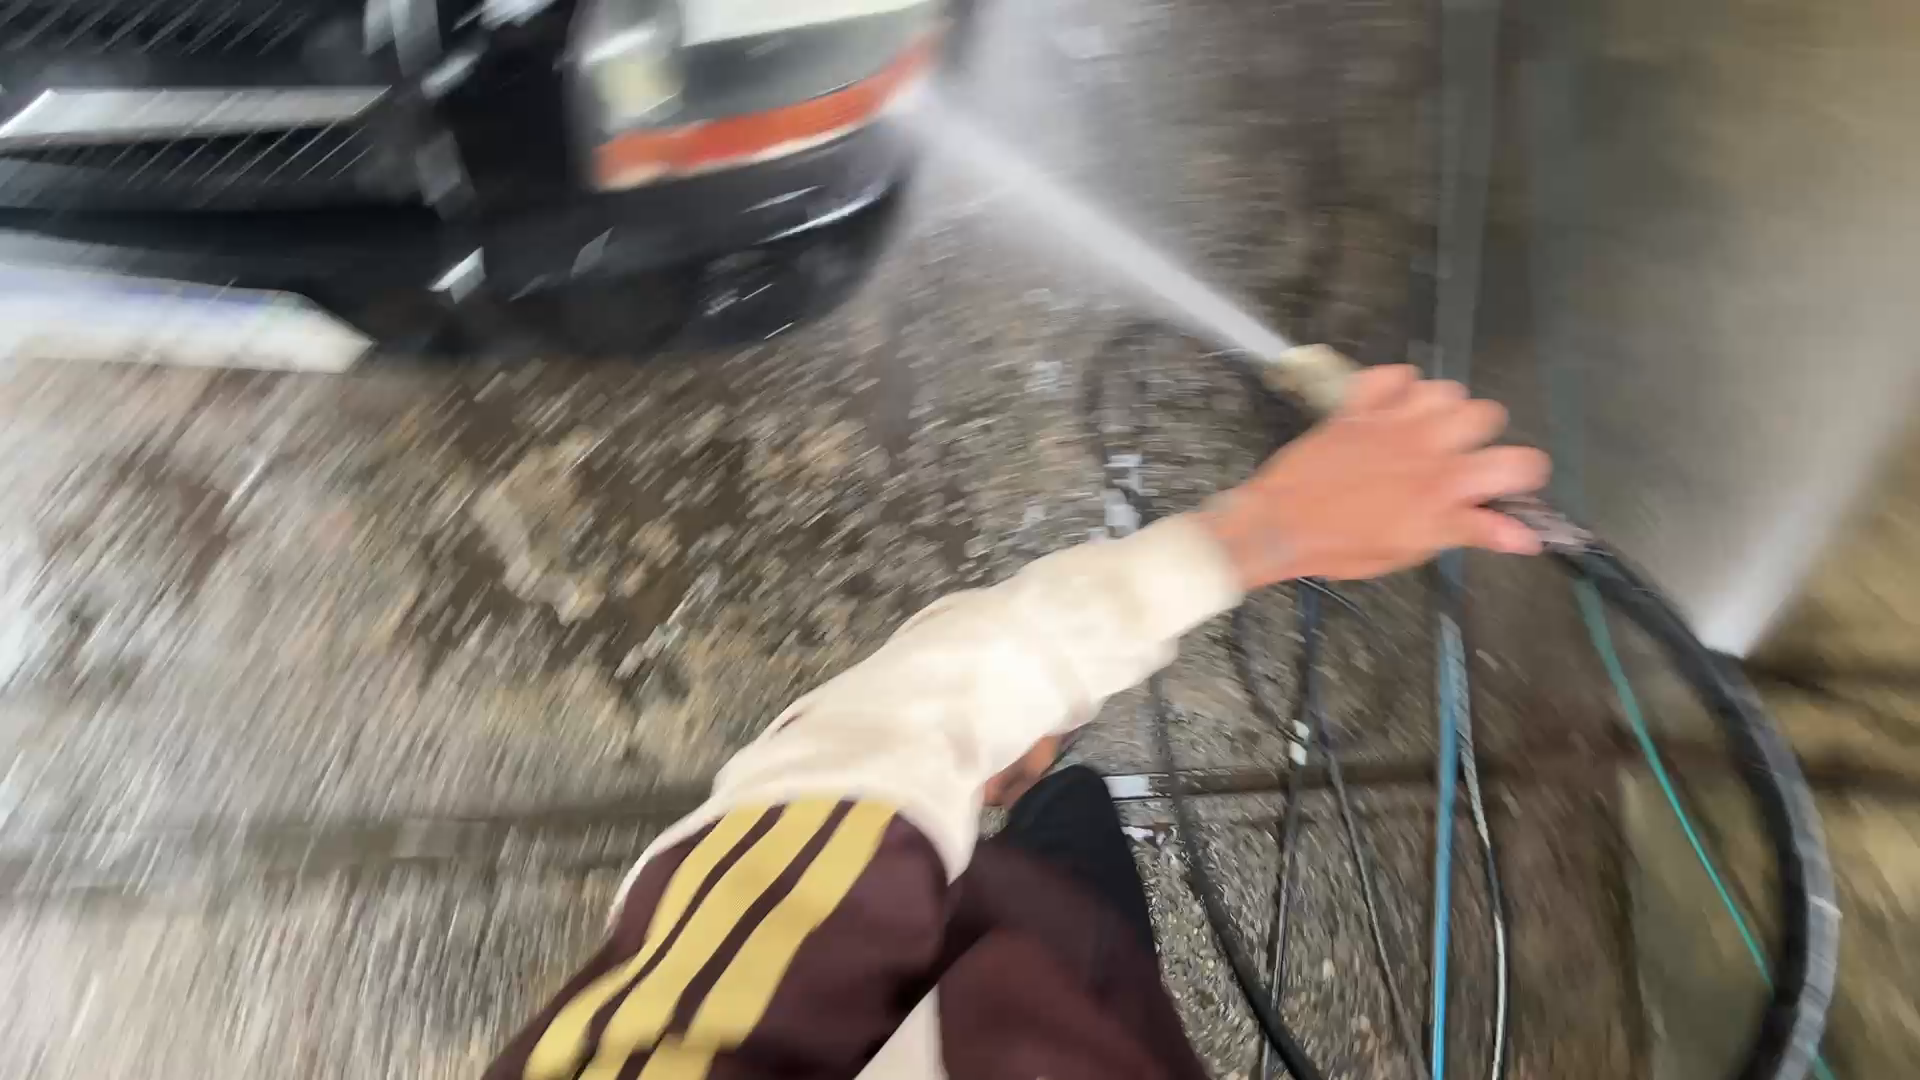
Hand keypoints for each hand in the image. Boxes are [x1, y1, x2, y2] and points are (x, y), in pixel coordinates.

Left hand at [1196, 364, 1551, 588]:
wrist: (1275, 525)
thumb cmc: (1335, 546)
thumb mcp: (1408, 551)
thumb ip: (1467, 533)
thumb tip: (1520, 536)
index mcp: (1442, 487)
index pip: (1519, 463)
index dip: (1521, 474)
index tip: (1503, 484)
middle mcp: (1422, 446)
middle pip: (1486, 413)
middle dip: (1479, 434)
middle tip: (1455, 457)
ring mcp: (1387, 422)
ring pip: (1443, 389)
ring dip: (1440, 408)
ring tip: (1422, 432)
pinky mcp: (1353, 410)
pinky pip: (1389, 374)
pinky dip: (1395, 384)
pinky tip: (1389, 408)